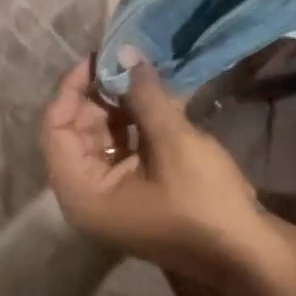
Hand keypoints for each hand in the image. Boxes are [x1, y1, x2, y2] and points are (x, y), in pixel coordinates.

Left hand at [41, 53, 275, 285]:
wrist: (240, 243)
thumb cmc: (199, 196)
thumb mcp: (173, 142)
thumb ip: (146, 96)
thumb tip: (127, 52)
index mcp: (82, 192)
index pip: (56, 131)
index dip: (72, 90)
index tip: (101, 54)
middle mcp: (88, 194)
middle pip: (77, 133)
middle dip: (99, 93)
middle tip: (128, 56)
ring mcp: (114, 193)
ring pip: (103, 138)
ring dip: (120, 104)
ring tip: (143, 67)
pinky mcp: (139, 189)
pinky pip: (125, 147)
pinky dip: (136, 120)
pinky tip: (157, 94)